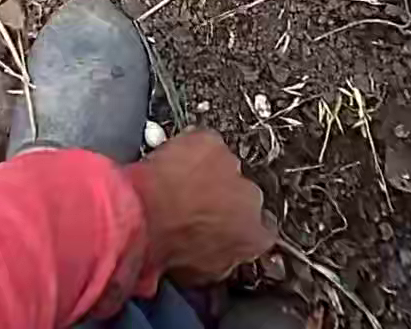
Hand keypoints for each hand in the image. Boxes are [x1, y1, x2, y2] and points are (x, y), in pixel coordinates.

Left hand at [124, 129, 274, 285]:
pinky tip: (177, 162)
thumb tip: (222, 251)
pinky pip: (206, 143)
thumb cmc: (169, 247)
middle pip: (246, 193)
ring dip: (211, 172)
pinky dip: (194, 149)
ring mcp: (232, 164)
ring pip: (226, 165)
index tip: (228, 225)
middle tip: (200, 206)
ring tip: (183, 184)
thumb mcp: (203, 271)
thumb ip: (225, 256)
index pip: (263, 230)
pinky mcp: (211, 140)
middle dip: (228, 197)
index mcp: (253, 235)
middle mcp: (251, 196)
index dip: (243, 225)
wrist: (147, 216)